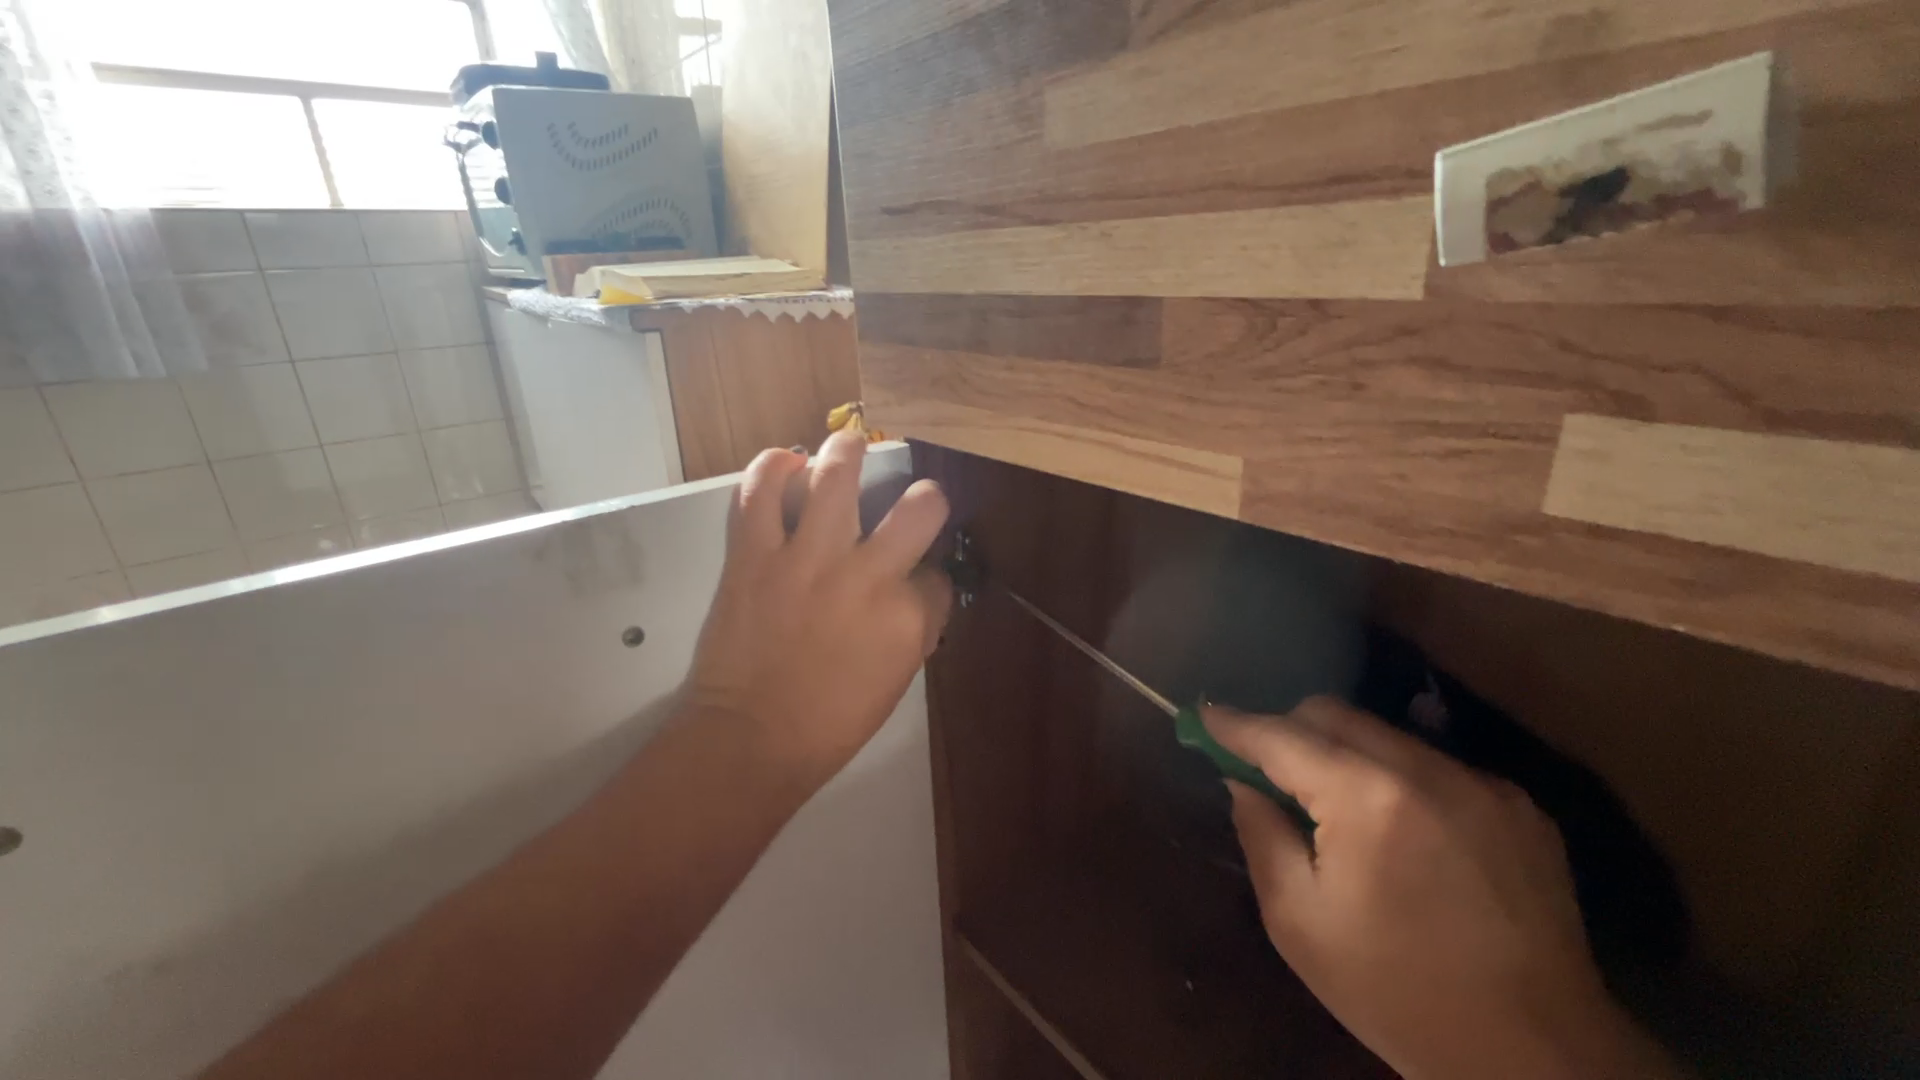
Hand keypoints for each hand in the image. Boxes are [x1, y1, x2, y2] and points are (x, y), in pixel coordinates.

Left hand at [686, 432, 951, 787]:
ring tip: (848, 444)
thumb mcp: (894, 681)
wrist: (748, 739)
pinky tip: (787, 463)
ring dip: (847, 451)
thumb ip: (912, 630)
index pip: (939, 575)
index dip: (932, 574)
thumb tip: (916, 594)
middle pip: (919, 509)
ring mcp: (808, 557)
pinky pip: (760, 490)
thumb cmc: (828, 726)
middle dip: (926, 498)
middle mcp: (867, 575)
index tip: (919, 578)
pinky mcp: (754, 553)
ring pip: (837, 475)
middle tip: (914, 497)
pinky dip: (773, 467)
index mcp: (907, 617)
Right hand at [1206, 698, 1681, 1079]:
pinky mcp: (1519, 807)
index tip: (1204, 715)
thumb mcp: (1298, 922)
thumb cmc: (1395, 992)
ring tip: (1337, 810)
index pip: (1282, 737)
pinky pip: (1436, 767)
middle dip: (1289, 729)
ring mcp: (1482, 784)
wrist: (1536, 1055)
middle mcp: (1428, 771)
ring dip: (1346, 754)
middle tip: (1266, 770)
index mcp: (1367, 800)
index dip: (1235, 724)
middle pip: (1335, 714)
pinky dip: (1400, 780)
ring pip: (1387, 735)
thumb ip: (1261, 835)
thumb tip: (1243, 782)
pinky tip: (1404, 834)